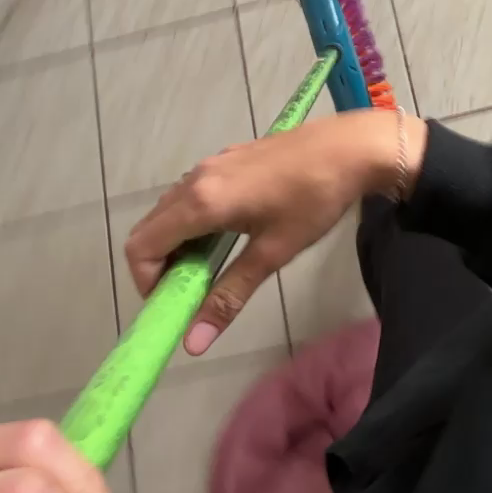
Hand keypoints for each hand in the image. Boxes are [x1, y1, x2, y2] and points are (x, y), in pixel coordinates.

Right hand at [125, 108, 425, 354]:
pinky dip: (195, 219)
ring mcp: (214, 162)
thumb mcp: (272, 254)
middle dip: (160, 265)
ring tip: (214, 266)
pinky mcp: (230, 157)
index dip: (146, 282)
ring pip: (172, 208)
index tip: (175, 303)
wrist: (350, 148)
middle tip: (192, 290)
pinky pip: (194, 192)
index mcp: (201, 201)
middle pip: (151, 227)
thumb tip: (193, 344)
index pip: (142, 247)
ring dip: (179, 241)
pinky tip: (231, 233)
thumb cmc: (313, 201)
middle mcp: (197, 178)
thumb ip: (228, 296)